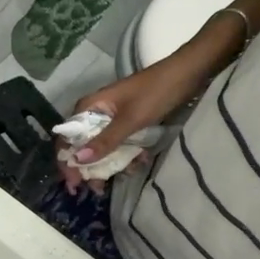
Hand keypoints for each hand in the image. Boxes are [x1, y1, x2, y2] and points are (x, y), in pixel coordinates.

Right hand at [58, 59, 204, 191]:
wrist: (193, 69)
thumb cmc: (159, 91)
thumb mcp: (131, 119)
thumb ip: (105, 141)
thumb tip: (77, 161)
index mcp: (87, 108)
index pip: (67, 141)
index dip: (68, 164)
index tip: (75, 184)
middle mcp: (93, 113)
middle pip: (82, 146)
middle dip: (89, 168)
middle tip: (96, 189)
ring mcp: (110, 116)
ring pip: (100, 146)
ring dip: (109, 163)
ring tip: (122, 175)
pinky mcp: (125, 120)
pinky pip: (117, 141)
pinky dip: (125, 153)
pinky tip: (137, 162)